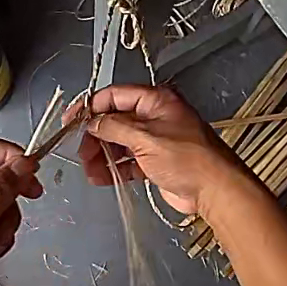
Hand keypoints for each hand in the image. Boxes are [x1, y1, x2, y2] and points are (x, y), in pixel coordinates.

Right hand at [74, 84, 252, 216]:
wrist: (215, 189)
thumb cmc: (187, 158)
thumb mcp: (146, 138)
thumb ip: (114, 127)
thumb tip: (93, 122)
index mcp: (156, 100)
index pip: (115, 96)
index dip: (91, 107)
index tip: (71, 122)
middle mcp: (155, 116)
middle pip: (114, 120)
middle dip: (95, 137)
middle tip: (82, 154)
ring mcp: (156, 140)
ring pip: (119, 142)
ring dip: (102, 156)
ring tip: (90, 171)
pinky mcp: (156, 162)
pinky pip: (128, 161)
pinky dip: (114, 168)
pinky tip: (101, 178)